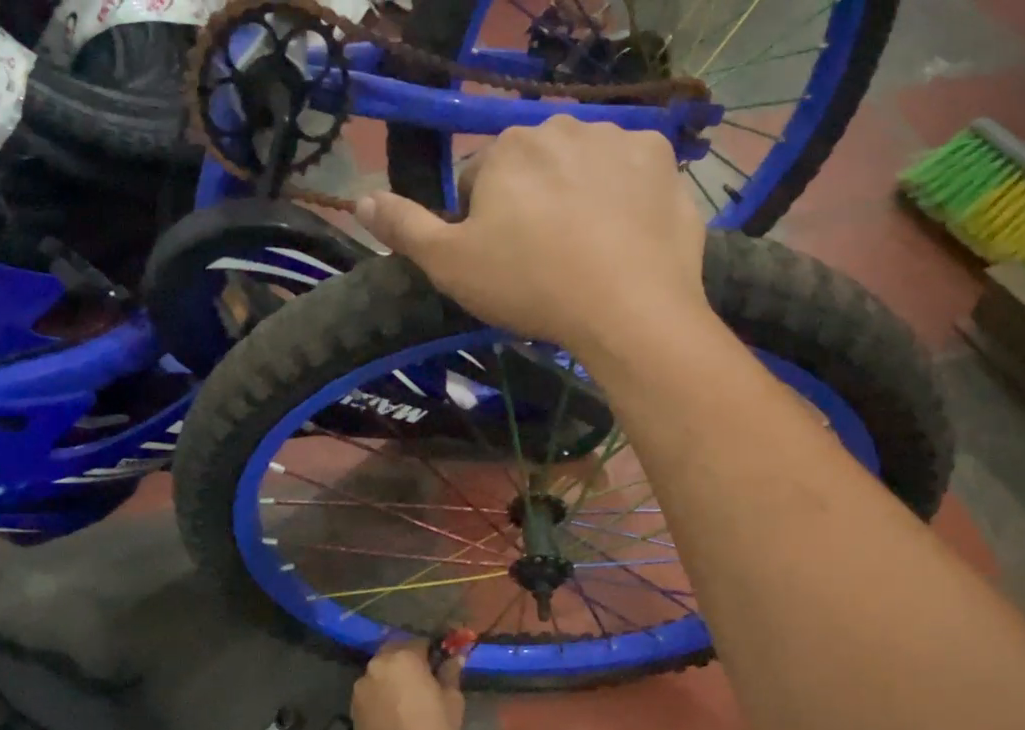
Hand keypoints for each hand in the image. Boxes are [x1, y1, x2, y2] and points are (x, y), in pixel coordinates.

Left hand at [349, 641, 465, 729]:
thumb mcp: (452, 701)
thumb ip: (450, 673)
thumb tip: (455, 658)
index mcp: (403, 658)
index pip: (420, 641)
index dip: (432, 651)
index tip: (441, 661)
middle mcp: (377, 665)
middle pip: (395, 652)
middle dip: (409, 659)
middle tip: (425, 676)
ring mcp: (361, 686)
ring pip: (381, 671)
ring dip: (393, 676)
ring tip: (408, 696)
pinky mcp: (353, 705)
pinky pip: (372, 690)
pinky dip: (382, 693)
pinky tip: (394, 710)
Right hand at [354, 116, 708, 354]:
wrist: (628, 309)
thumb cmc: (530, 286)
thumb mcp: (450, 266)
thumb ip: (404, 227)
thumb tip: (360, 199)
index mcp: (507, 147)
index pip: (479, 180)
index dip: (482, 225)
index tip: (499, 263)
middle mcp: (563, 125)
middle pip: (534, 169)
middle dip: (532, 205)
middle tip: (543, 262)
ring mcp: (620, 139)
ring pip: (584, 170)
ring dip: (579, 200)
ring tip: (587, 255)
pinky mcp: (665, 163)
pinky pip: (632, 178)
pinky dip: (626, 201)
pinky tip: (624, 241)